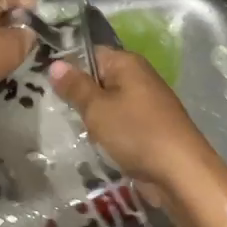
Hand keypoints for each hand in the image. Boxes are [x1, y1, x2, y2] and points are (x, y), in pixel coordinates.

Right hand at [46, 47, 214, 185]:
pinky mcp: (148, 128)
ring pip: (107, 104)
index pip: (91, 53)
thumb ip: (75, 86)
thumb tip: (55, 64)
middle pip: (99, 79)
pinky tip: (93, 144)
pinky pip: (118, 123)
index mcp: (127, 64)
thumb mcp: (97, 108)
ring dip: (91, 117)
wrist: (180, 172)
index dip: (68, 66)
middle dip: (78, 95)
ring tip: (69, 128)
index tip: (45, 83)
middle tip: (52, 107)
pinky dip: (106, 132)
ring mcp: (145, 104)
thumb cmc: (136, 133)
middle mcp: (138, 78)